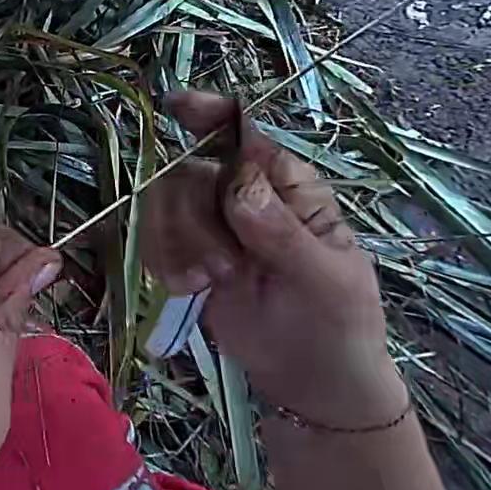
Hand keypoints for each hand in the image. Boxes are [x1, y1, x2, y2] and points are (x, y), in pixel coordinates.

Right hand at [143, 91, 407, 429]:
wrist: (310, 384)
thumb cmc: (337, 324)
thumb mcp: (326, 281)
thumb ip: (283, 234)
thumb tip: (241, 189)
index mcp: (287, 186)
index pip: (244, 133)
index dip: (209, 112)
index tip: (175, 105)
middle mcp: (243, 194)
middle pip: (190, 172)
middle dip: (194, 221)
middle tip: (222, 269)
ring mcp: (211, 224)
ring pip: (164, 202)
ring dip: (176, 243)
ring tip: (206, 283)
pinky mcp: (186, 253)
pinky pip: (153, 236)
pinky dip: (161, 260)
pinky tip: (187, 289)